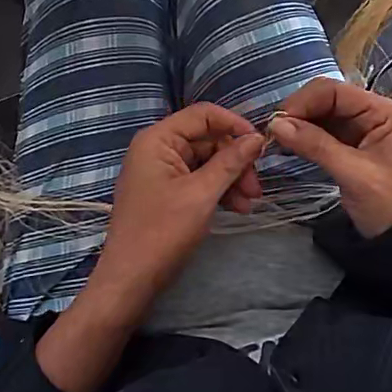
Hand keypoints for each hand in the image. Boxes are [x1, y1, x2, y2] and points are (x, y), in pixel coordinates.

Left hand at [92, 103, 266, 303]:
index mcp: (157, 139)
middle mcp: (155, 147)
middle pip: (206, 139)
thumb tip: (256, 137)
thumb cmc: (162, 231)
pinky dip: (217, 190)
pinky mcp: (163, 190)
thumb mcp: (201, 194)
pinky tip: (236, 209)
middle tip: (256, 190)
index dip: (234, 125)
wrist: (130, 277)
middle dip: (235, 160)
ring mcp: (158, 169)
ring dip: (230, 178)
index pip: (202, 114)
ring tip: (249, 205)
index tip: (261, 146)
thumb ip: (229, 162)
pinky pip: (196, 179)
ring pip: (205, 161)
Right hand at [267, 77, 391, 236]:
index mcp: (383, 112)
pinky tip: (289, 145)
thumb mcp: (354, 175)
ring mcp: (360, 127)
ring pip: (318, 112)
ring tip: (279, 141)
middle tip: (276, 134)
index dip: (303, 101)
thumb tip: (276, 124)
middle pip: (323, 98)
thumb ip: (316, 146)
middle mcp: (372, 113)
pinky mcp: (348, 142)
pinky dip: (302, 134)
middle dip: (298, 112)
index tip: (279, 122)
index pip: (333, 90)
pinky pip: (319, 128)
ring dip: (297, 123)